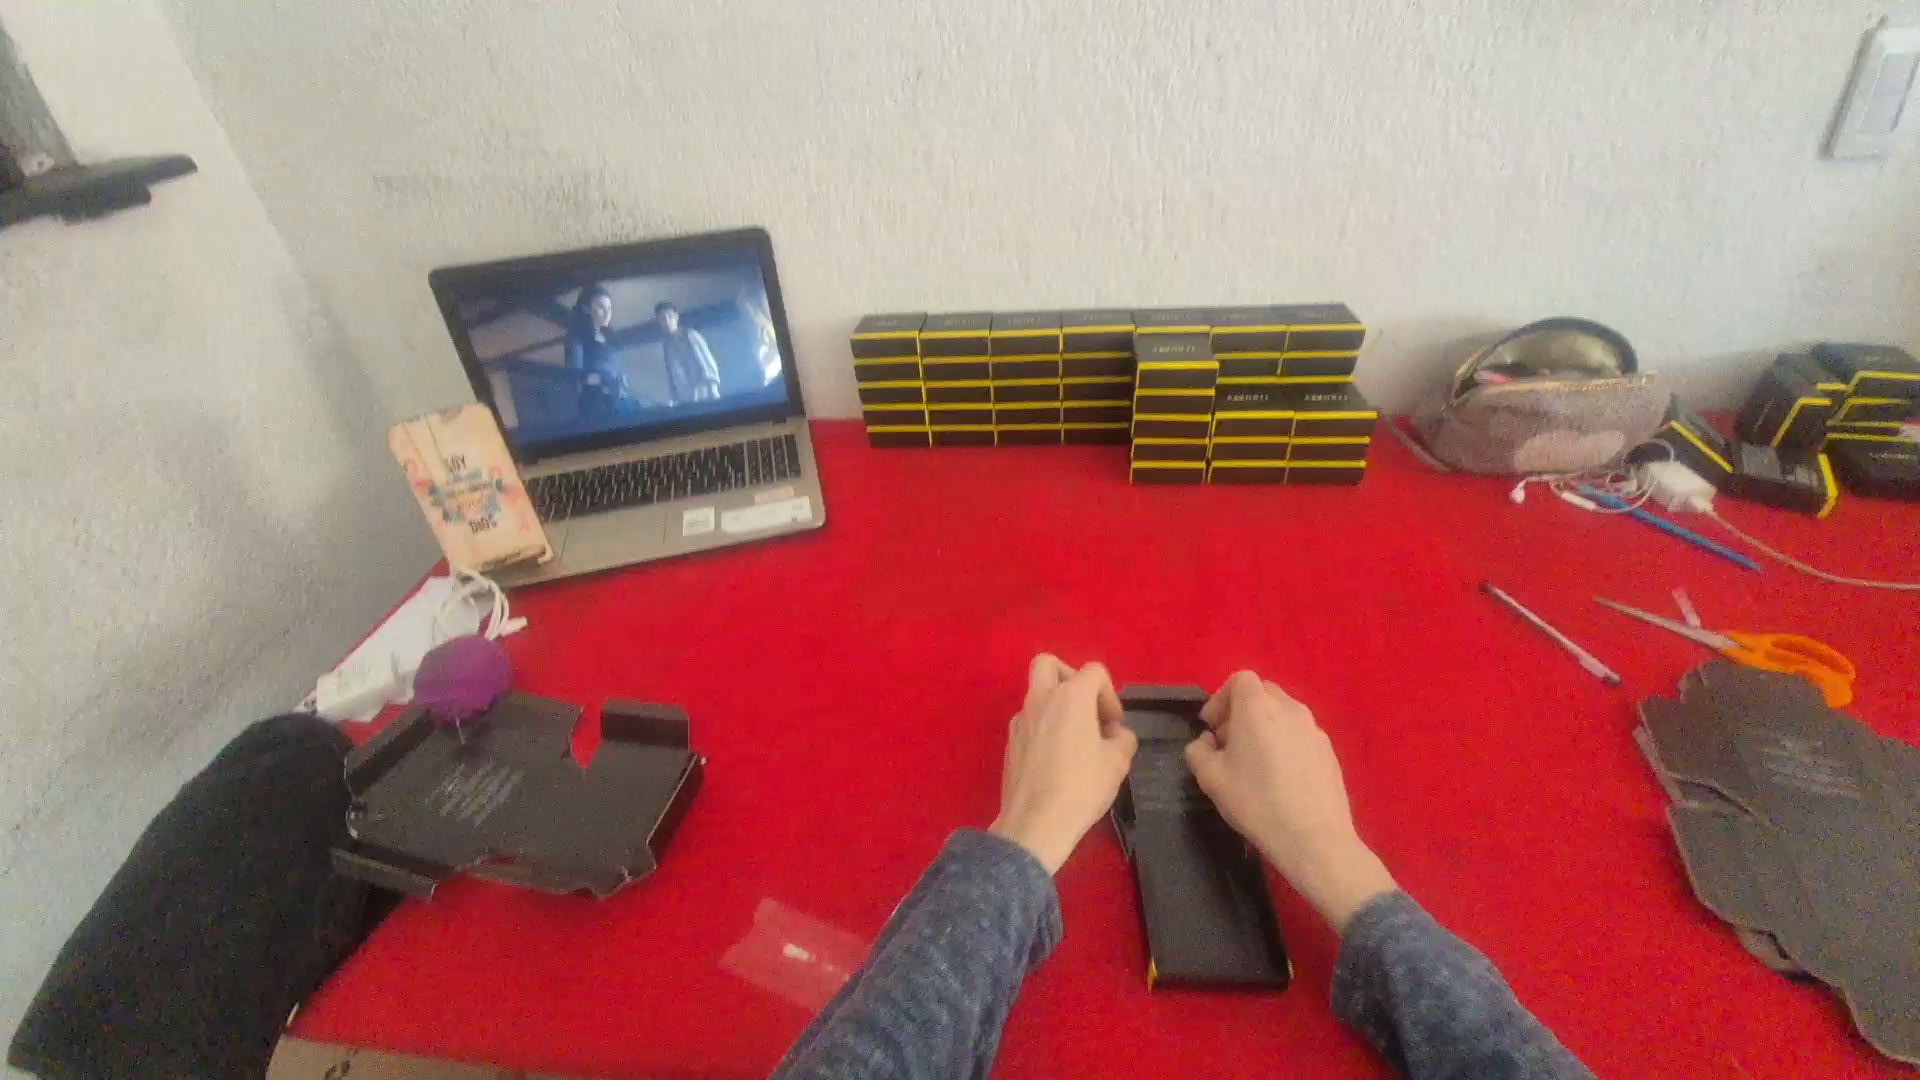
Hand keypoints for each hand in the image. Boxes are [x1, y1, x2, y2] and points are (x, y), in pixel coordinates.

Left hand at [990, 655, 1138, 874]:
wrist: (1036, 822)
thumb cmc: (1081, 787)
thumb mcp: (1118, 762)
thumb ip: (1122, 737)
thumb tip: (1114, 732)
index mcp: (1070, 696)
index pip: (1094, 671)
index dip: (1110, 694)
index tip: (1113, 724)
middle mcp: (1040, 698)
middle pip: (1049, 663)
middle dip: (1070, 677)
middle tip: (1085, 708)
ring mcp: (1020, 719)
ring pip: (1037, 693)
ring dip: (1057, 705)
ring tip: (1075, 739)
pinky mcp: (1009, 741)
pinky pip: (1029, 720)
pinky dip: (1043, 726)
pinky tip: (1055, 758)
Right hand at [1184, 672, 1395, 932]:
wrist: (1314, 840)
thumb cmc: (1256, 802)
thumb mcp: (1209, 777)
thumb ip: (1198, 750)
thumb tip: (1208, 742)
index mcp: (1258, 707)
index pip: (1240, 679)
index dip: (1221, 698)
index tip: (1212, 727)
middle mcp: (1289, 709)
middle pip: (1262, 692)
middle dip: (1242, 710)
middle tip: (1229, 742)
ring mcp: (1314, 730)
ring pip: (1283, 712)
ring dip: (1264, 725)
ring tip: (1255, 760)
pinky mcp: (1329, 752)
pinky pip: (1300, 733)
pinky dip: (1285, 742)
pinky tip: (1280, 776)